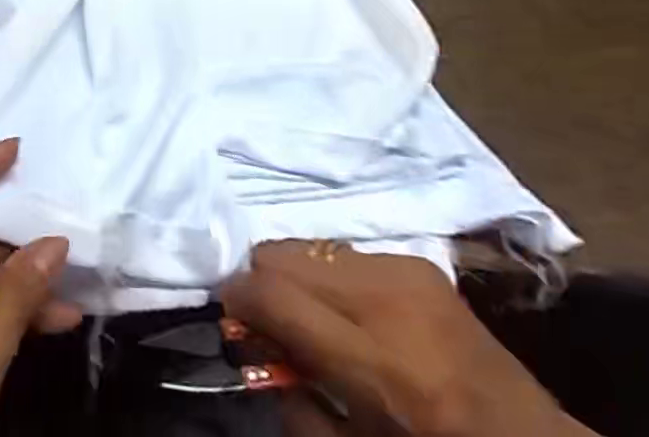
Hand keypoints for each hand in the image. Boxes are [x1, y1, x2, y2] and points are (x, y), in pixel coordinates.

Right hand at [221, 241, 594, 436]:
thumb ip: (294, 403)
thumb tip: (254, 348)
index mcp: (375, 361)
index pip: (274, 294)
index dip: (237, 300)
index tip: (230, 316)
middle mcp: (385, 297)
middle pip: (281, 254)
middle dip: (260, 282)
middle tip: (266, 321)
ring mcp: (404, 270)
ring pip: (306, 245)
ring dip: (292, 275)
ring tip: (306, 315)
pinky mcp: (417, 261)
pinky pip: (342, 252)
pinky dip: (326, 275)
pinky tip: (346, 311)